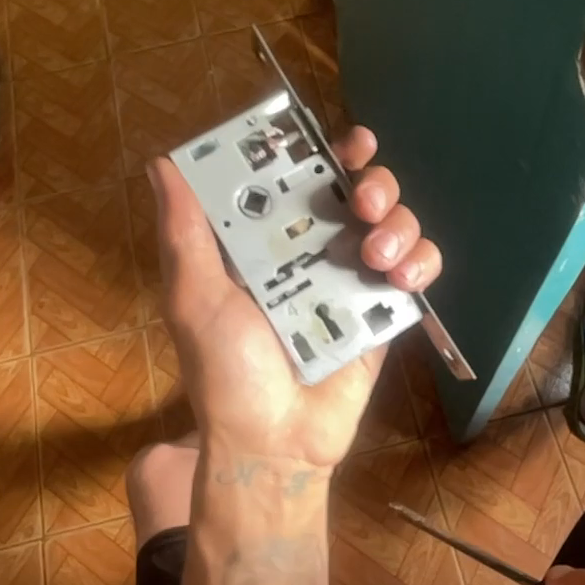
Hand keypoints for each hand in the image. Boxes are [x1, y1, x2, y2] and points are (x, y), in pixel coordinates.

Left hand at [148, 125, 442, 469]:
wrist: (275, 444)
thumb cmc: (226, 371)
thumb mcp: (196, 298)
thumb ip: (186, 232)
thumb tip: (164, 165)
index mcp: (269, 240)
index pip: (302, 175)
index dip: (325, 148)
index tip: (345, 140)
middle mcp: (315, 251)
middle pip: (360, 189)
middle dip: (373, 181)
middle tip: (363, 200)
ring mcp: (354, 279)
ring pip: (396, 222)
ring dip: (397, 223)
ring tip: (374, 256)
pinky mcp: (385, 311)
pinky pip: (418, 269)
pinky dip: (421, 262)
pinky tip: (402, 280)